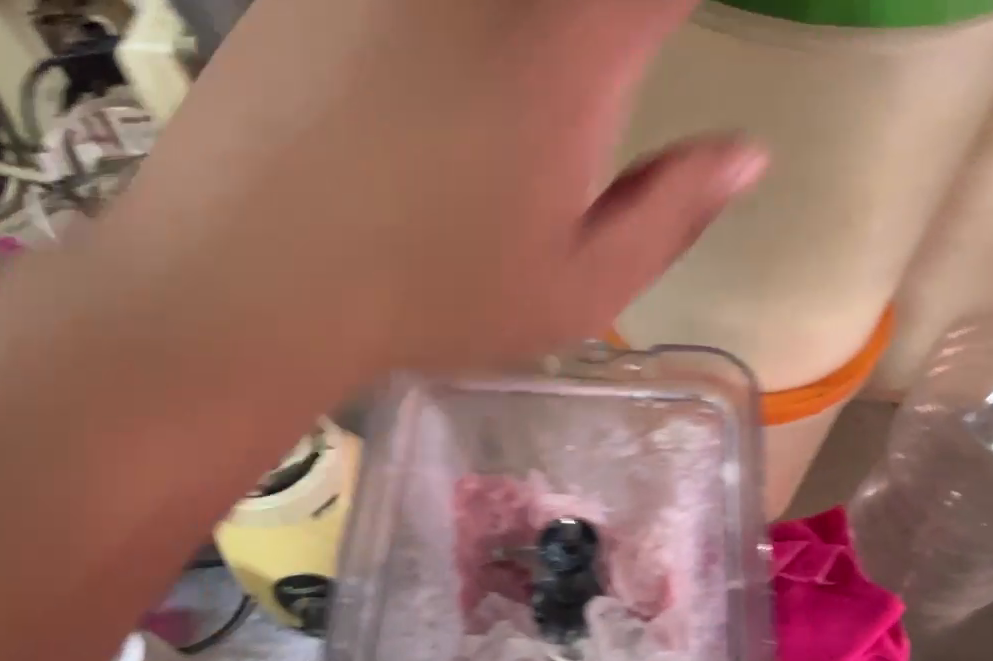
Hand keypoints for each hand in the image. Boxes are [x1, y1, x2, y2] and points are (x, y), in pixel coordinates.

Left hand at [92, 0, 764, 384]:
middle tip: (607, 57)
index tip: (672, 36)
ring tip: (522, 96)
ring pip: (507, 3)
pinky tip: (442, 64)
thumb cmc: (429, 299)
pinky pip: (406, 0)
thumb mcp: (575, 291)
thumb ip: (672, 213)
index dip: (679, 7)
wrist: (247, 282)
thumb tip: (746, 153)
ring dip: (537, 30)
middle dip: (610, 24)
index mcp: (571, 51)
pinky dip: (450, 32)